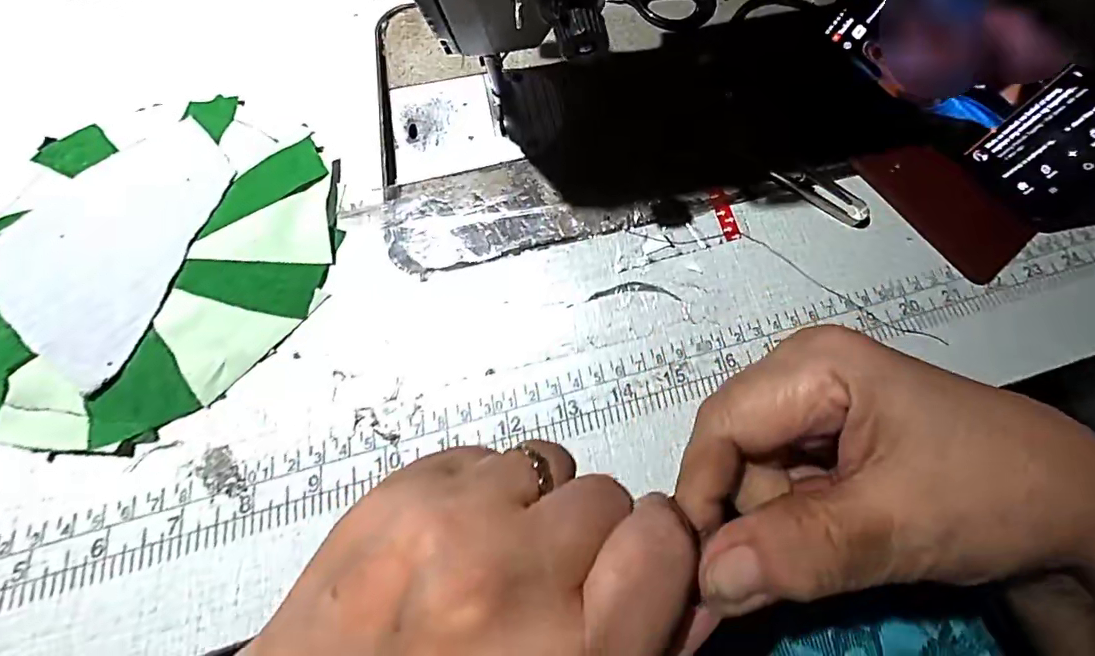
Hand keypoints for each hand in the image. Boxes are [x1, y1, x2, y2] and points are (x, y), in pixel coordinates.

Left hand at [247, 441, 697, 655]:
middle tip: (529, 597)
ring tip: (474, 573)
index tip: (618, 576)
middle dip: (579, 540)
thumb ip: (649, 637)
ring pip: (547, 465)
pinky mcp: (393, 495)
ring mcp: (444, 530)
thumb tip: (701, 575)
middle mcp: (507, 584)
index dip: (649, 555)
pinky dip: (474, 497)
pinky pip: (485, 457)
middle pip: (607, 495)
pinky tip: (434, 555)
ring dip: (526, 511)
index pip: (665, 536)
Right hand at [674, 326, 1094, 655]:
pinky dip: (793, 538)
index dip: (703, 500)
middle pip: (735, 453)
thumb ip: (800, 548)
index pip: (722, 425)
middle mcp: (810, 377)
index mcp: (817, 363)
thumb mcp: (896, 522)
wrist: (1070, 508)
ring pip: (757, 482)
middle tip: (784, 584)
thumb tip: (707, 578)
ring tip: (834, 566)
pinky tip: (825, 564)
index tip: (700, 588)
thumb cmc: (991, 488)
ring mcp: (824, 415)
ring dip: (775, 538)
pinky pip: (788, 495)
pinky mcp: (839, 453)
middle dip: (747, 524)